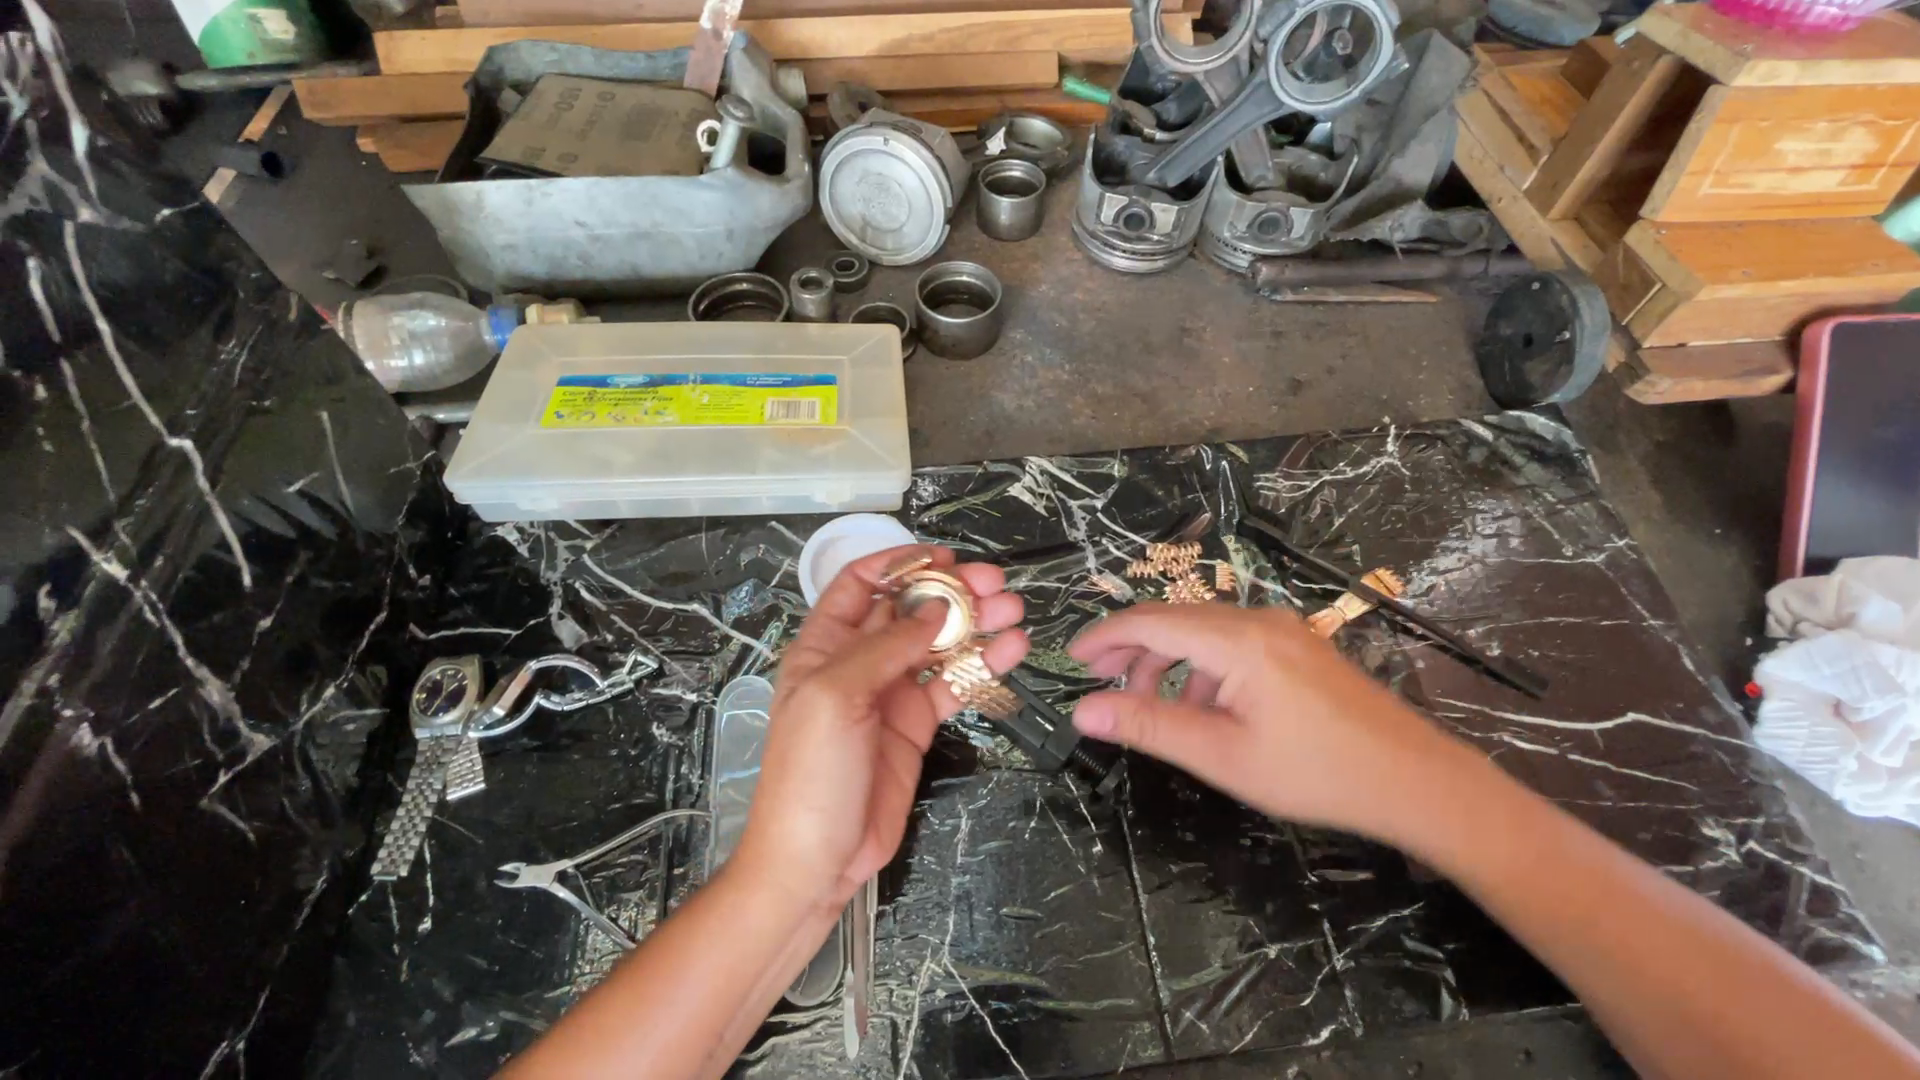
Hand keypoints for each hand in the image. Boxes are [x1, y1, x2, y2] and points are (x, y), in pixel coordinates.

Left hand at [735, 545, 1028, 910]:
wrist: (817, 858)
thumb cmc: (811, 771)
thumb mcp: (835, 697)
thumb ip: (885, 647)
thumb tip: (935, 609)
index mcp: (824, 645)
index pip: (859, 585)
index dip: (899, 564)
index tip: (944, 557)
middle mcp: (859, 661)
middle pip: (910, 609)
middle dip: (952, 592)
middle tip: (997, 584)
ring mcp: (892, 693)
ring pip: (940, 644)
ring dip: (977, 624)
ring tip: (1015, 611)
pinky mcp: (918, 724)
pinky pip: (955, 684)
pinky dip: (984, 665)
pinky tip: (1012, 651)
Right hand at [1067, 603, 1473, 840]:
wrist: (1418, 782)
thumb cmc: (1316, 773)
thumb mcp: (1221, 756)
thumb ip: (1148, 727)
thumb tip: (1082, 712)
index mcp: (1237, 641)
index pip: (1150, 622)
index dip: (1103, 637)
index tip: (1069, 659)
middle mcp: (1258, 620)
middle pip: (1174, 620)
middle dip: (1130, 648)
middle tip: (1097, 682)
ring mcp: (1284, 630)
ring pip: (1203, 632)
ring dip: (1167, 661)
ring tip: (1147, 705)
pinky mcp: (1299, 647)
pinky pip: (1233, 644)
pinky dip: (1202, 669)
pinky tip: (1204, 709)